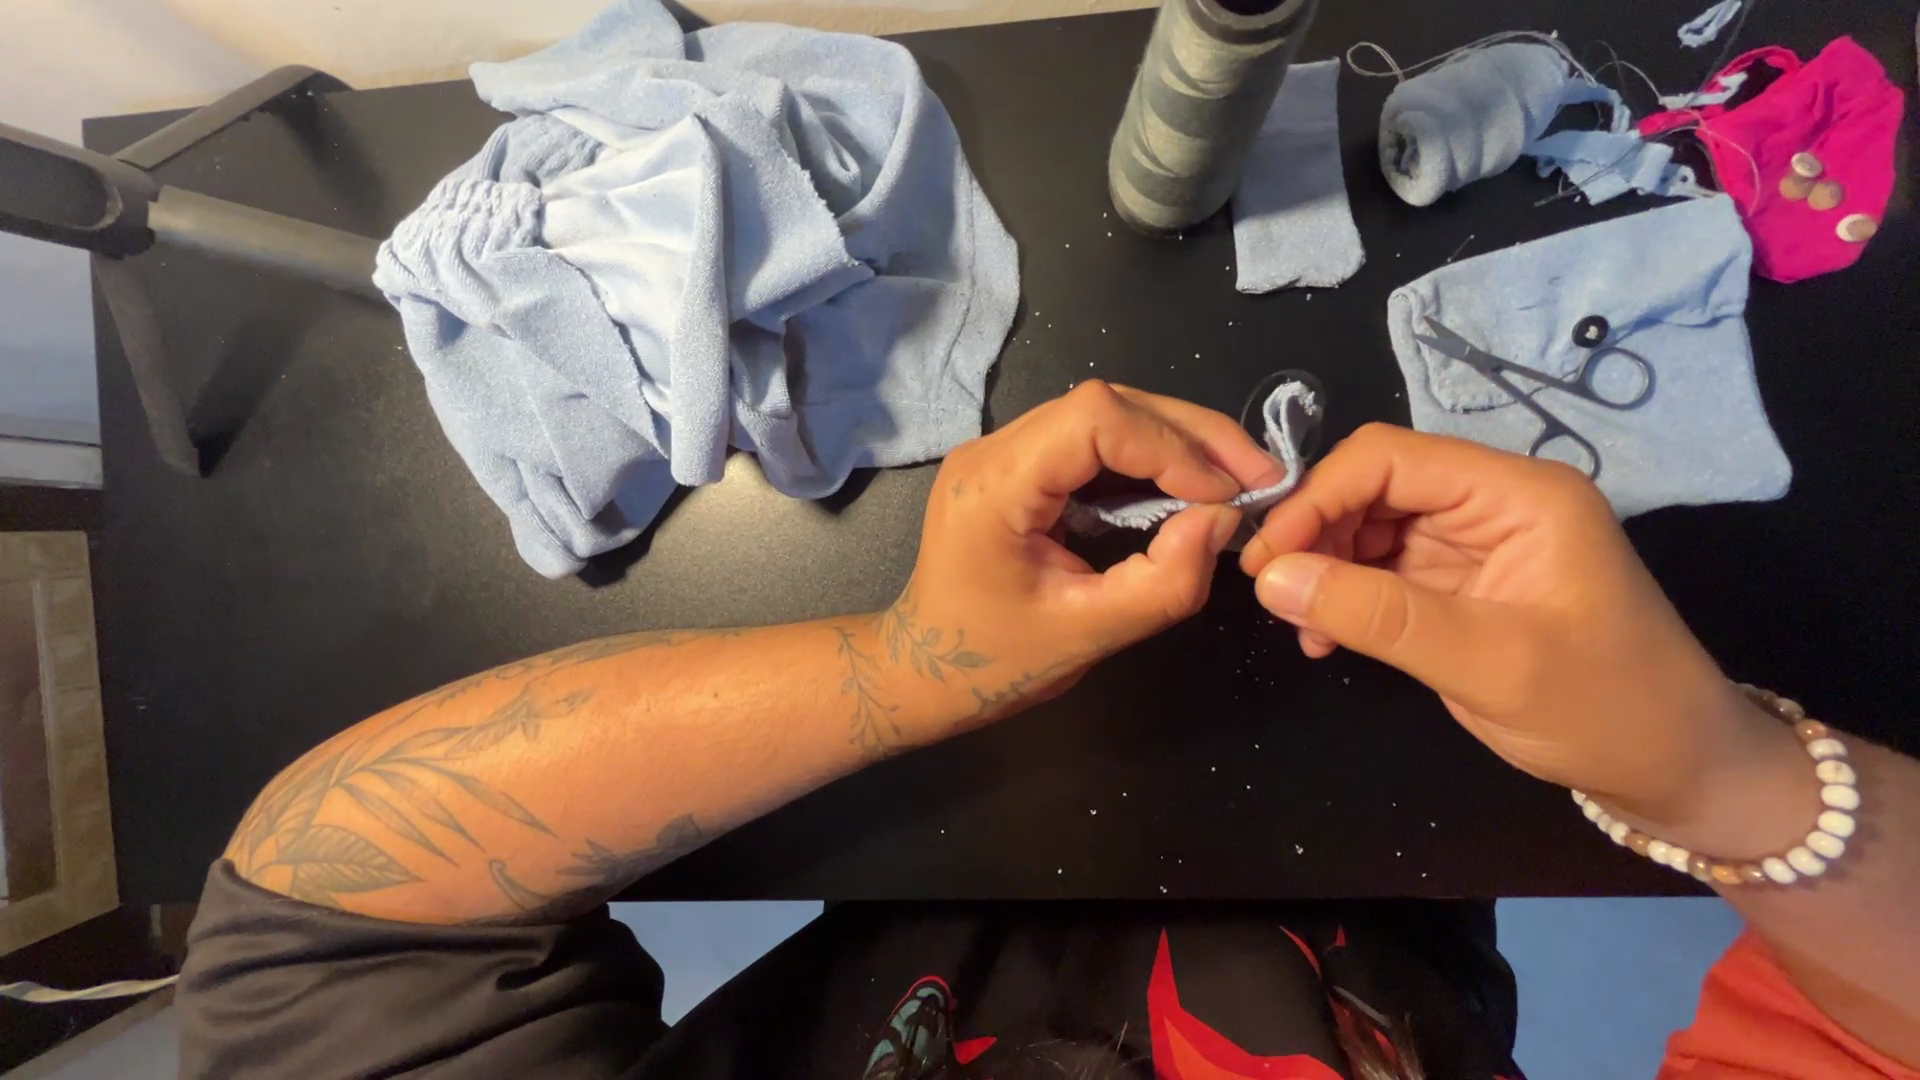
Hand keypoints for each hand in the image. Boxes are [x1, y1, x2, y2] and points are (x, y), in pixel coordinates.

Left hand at [892, 381, 1280, 726]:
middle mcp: (990, 451)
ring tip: (1233, 479)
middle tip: (1258, 474)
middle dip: (1190, 435)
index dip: (1171, 446)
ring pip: (1102, 416)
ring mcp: (998, 452)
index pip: (1093, 419)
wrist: (925, 667)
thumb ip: (1163, 582)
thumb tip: (1223, 520)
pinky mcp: (1014, 466)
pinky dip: (1145, 458)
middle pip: (1103, 404)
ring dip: (1174, 441)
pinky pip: (1089, 442)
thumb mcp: (1087, 636)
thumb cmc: (993, 661)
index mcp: (993, 487)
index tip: (1226, 494)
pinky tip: (1185, 485)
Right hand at [1238, 424, 1809, 856]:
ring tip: (1302, 626)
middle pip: (1366, 487)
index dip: (1317, 497)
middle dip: (1311, 535)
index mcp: (1514, 494)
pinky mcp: (1444, 582)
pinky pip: (1367, 571)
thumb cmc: (1604, 708)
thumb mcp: (1487, 662)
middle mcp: (1485, 504)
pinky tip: (1322, 637)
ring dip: (1318, 571)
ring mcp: (1463, 543)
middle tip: (1271, 591)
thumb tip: (1269, 579)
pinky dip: (1335, 598)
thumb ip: (1375, 615)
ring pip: (1358, 528)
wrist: (1671, 771)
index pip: (1388, 459)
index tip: (1268, 557)